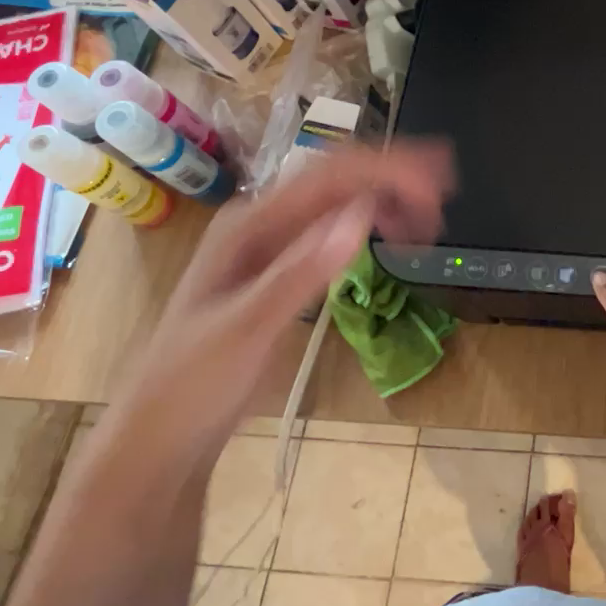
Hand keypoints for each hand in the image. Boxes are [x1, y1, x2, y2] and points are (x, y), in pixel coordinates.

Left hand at [106, 143, 453, 451]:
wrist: (161, 435)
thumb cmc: (194, 384)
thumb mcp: (249, 328)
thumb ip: (302, 272)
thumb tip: (361, 216)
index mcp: (250, 226)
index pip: (328, 177)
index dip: (386, 169)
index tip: (436, 184)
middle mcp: (261, 224)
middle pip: (337, 178)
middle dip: (393, 175)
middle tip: (444, 192)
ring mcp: (271, 247)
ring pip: (339, 201)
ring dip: (386, 198)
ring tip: (429, 217)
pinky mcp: (282, 271)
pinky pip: (334, 230)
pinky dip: (370, 226)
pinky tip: (393, 239)